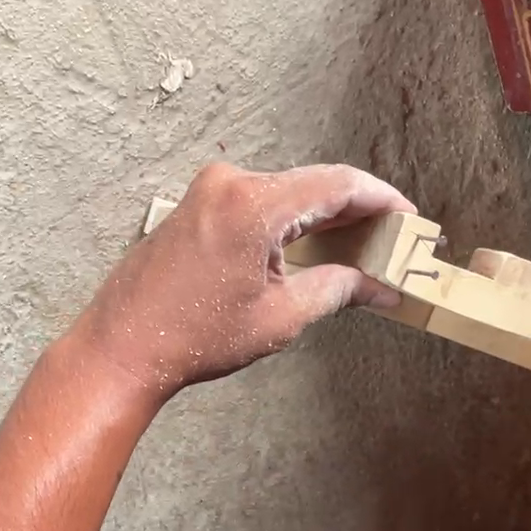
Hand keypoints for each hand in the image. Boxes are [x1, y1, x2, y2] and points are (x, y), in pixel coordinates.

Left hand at [71, 163, 414, 397]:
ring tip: (355, 248)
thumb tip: (377, 287)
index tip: (408, 218)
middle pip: (312, 184)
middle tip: (388, 239)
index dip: (382, 199)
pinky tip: (309, 245)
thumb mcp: (278, 317)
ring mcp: (208, 191)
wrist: (122, 347)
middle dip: (354, 211)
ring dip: (321, 217)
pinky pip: (257, 202)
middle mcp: (229, 184)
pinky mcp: (197, 205)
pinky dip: (288, 220)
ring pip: (285, 193)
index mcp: (253, 204)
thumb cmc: (192, 338)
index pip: (338, 184)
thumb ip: (335, 290)